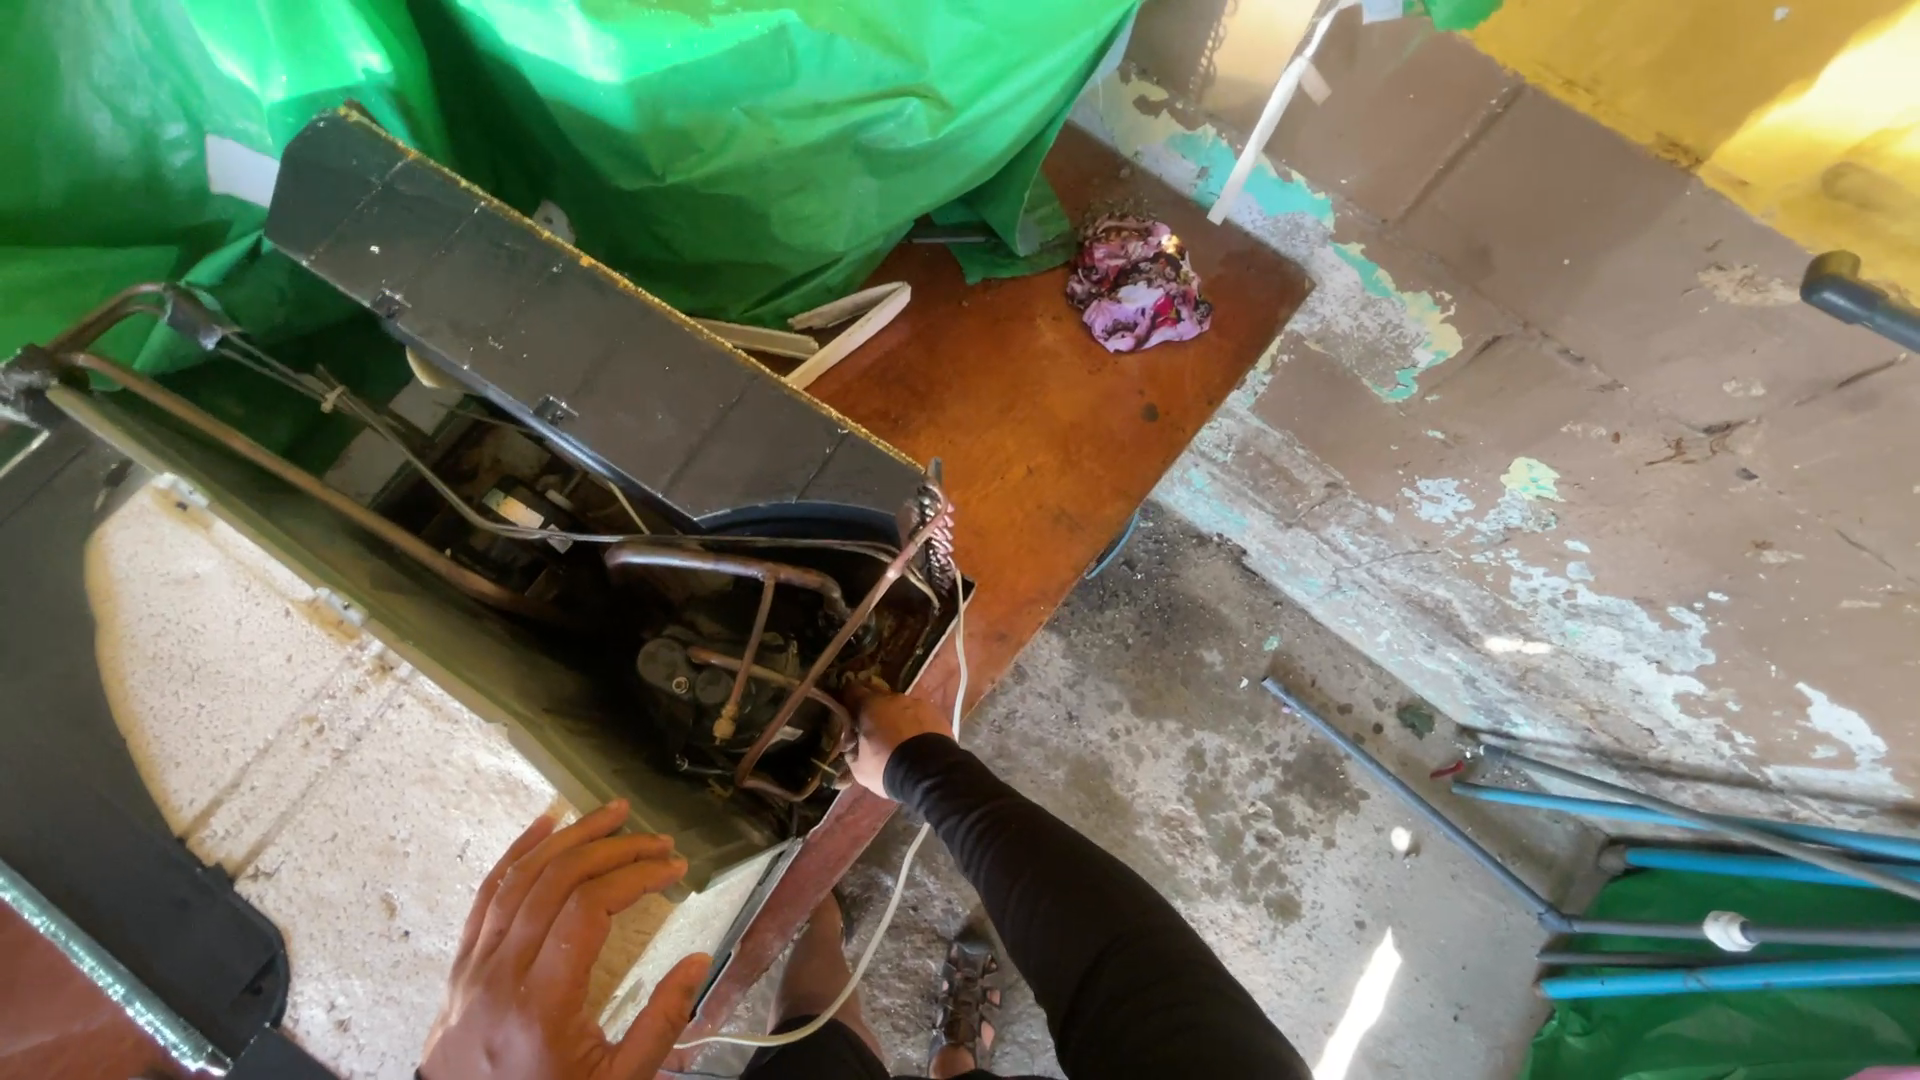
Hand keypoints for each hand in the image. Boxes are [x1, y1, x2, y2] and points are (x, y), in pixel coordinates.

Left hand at [421, 800, 711, 1079]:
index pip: (588, 909)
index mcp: (540, 1007)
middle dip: (616, 849)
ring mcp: (472, 969)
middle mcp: (499, 977)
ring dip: (572, 836)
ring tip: (616, 813)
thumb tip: (699, 960)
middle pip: (557, 881)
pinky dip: (517, 852)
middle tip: (660, 842)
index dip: (637, 875)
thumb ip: (661, 1026)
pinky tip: (546, 824)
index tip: (676, 869)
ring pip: (520, 878)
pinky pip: (485, 896)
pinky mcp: (460, 968)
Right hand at [841, 683, 952, 797]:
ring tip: (897, 734)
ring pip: (901, 704)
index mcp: (870, 706)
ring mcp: (917, 703)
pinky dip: (915, 722)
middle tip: (870, 722)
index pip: (853, 691)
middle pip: (878, 694)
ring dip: (896, 715)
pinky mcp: (936, 712)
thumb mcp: (859, 767)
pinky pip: (919, 713)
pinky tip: (916, 737)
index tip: (847, 709)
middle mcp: (893, 698)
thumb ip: (852, 750)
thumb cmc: (886, 767)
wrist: (929, 773)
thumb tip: (852, 745)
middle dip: (873, 706)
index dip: (848, 699)